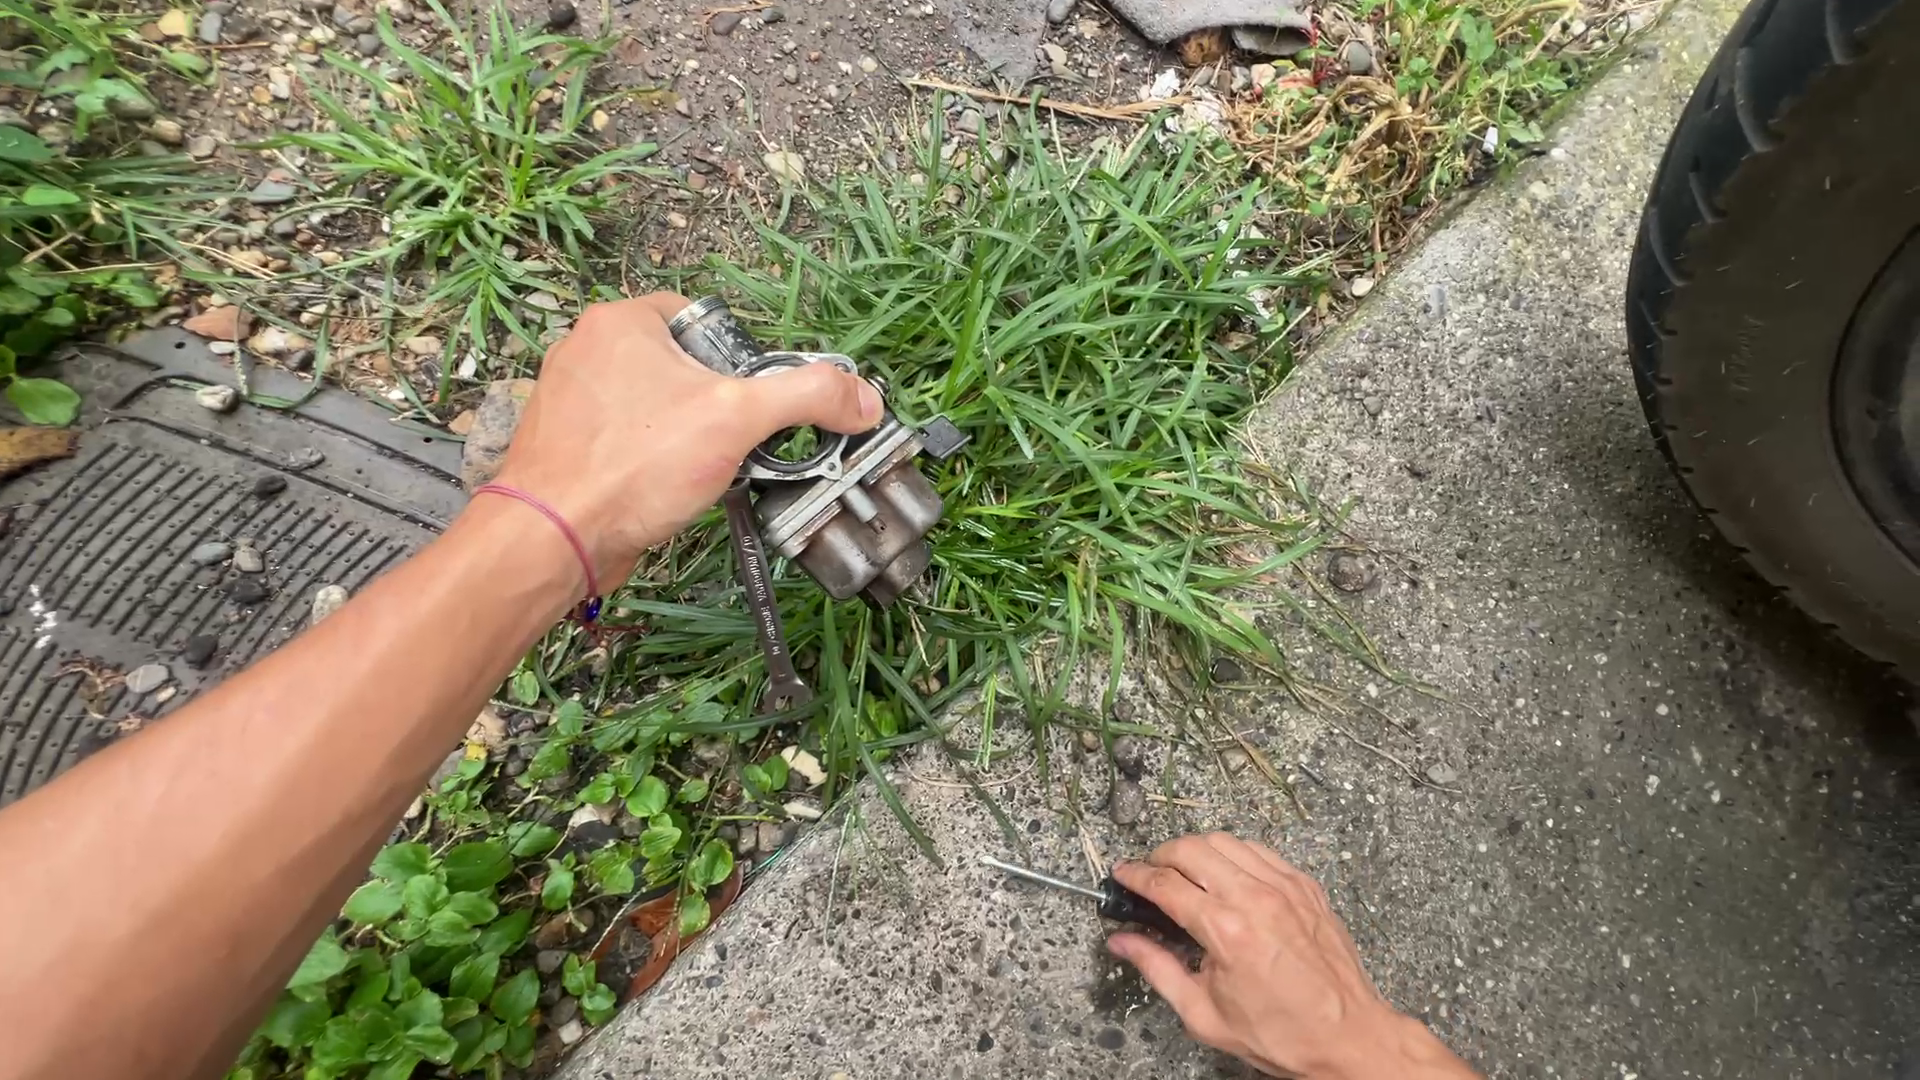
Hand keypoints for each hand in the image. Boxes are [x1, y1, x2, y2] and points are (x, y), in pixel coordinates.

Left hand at [488, 292, 881, 583]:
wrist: (554, 539)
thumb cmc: (634, 465)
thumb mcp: (736, 417)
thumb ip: (807, 397)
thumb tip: (865, 399)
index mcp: (623, 321)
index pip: (707, 319)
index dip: (744, 360)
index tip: (757, 399)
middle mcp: (591, 350)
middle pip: (690, 366)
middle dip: (723, 405)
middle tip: (741, 438)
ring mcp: (576, 400)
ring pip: (664, 406)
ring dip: (697, 436)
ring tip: (710, 467)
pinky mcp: (573, 444)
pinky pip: (637, 439)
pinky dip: (663, 460)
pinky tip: (674, 487)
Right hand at [1108, 833, 1477, 1079]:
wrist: (1353, 1039)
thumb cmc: (1281, 1034)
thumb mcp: (1205, 1015)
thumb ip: (1157, 969)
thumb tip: (1120, 941)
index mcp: (1226, 931)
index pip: (1165, 884)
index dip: (1135, 875)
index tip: (1122, 874)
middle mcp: (1253, 898)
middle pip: (1190, 848)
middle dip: (1160, 855)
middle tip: (1151, 874)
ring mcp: (1282, 886)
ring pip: (1222, 840)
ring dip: (1195, 849)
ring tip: (1186, 872)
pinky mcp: (1303, 884)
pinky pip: (1256, 849)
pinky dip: (1231, 853)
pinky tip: (1226, 875)